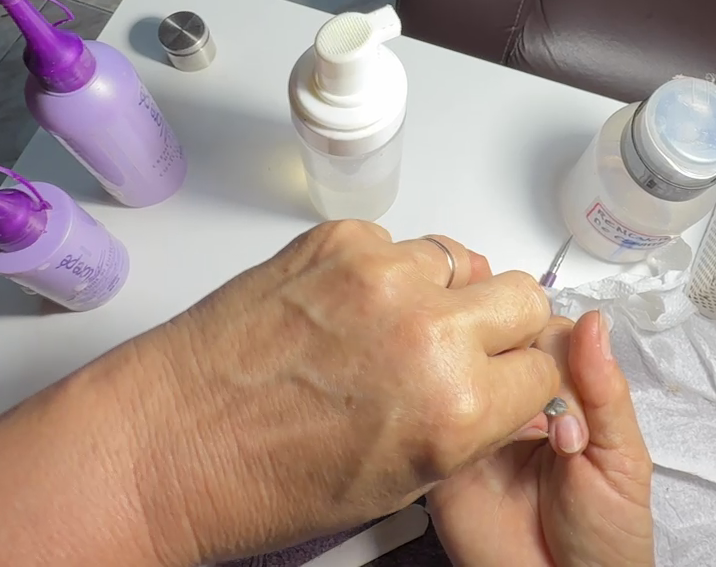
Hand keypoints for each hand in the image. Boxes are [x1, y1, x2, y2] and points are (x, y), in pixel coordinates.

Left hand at [109, 220, 557, 563]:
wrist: (170, 438)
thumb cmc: (266, 478)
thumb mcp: (403, 478)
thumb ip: (473, 420)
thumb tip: (513, 381)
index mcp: (456, 408)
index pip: (545, 364)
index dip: (526, 371)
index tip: (512, 367)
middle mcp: (429, 330)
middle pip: (523, 293)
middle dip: (503, 321)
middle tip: (466, 339)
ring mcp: (383, 273)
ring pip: (459, 258)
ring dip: (440, 290)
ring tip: (392, 322)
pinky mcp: (340, 238)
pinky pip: (397, 244)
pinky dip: (385, 272)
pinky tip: (347, 307)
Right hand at [430, 310, 654, 566]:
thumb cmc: (606, 536)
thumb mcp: (622, 458)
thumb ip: (606, 390)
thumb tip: (594, 321)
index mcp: (564, 389)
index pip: (548, 333)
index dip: (554, 352)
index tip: (570, 403)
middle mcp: (518, 397)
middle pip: (505, 343)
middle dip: (525, 372)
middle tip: (552, 429)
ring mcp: (482, 419)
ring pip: (471, 368)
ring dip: (495, 394)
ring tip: (526, 446)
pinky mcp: (448, 451)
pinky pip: (439, 414)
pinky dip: (458, 419)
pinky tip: (488, 448)